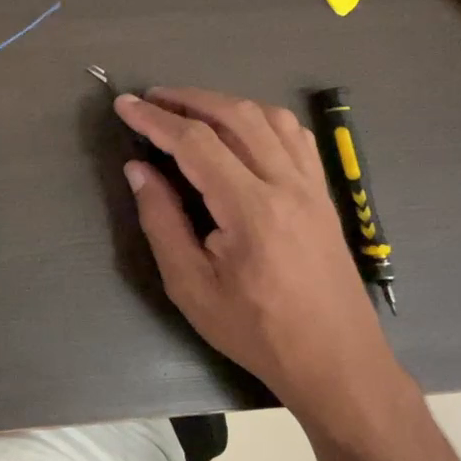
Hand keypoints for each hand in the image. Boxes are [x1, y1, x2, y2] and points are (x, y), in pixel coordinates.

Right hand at [114, 88, 407, 424]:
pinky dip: (260, 118)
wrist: (336, 362)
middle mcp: (286, 186)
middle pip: (235, 116)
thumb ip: (161, 220)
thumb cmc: (255, 330)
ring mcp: (312, 187)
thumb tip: (139, 169)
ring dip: (224, 103)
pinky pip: (294, 136)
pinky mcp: (323, 195)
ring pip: (269, 118)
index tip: (123, 105)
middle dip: (187, 99)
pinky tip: (238, 128)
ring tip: (188, 108)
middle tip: (150, 99)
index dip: (155, 119)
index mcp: (251, 210)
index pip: (195, 143)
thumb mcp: (190, 286)